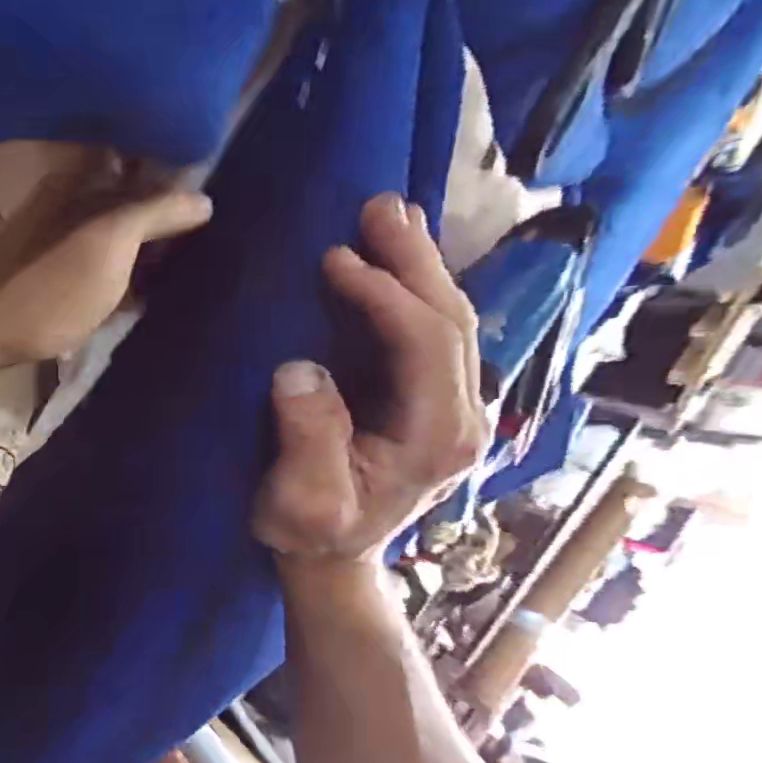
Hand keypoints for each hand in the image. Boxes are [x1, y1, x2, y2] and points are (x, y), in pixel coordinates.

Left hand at [0, 186, 211, 366]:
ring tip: (177, 260)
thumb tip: (202, 198)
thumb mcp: (109, 246)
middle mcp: (62, 198)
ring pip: (108, 226)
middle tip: (202, 230)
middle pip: (124, 191)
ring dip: (141, 240)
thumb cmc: (48, 289)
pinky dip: (117, 265)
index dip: (173, 167)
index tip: (208, 189)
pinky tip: (137, 288)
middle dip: (162, 206)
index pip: (134, 154)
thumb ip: (155, 213)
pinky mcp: (44, 269)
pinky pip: (92, 256)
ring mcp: (50, 234)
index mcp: (76, 180)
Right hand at [251, 193, 487, 569]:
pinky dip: (412, 286)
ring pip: (451, 319)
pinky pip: (430, 330)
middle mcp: (461, 414)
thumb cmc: (310, 532)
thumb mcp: (301, 501)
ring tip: (392, 216)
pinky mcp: (429, 398)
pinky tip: (397, 258)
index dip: (388, 296)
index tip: (337, 261)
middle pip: (453, 320)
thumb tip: (300, 369)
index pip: (429, 345)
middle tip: (381, 207)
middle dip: (416, 261)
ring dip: (420, 264)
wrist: (331, 555)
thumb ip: (309, 440)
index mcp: (438, 437)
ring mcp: (452, 405)